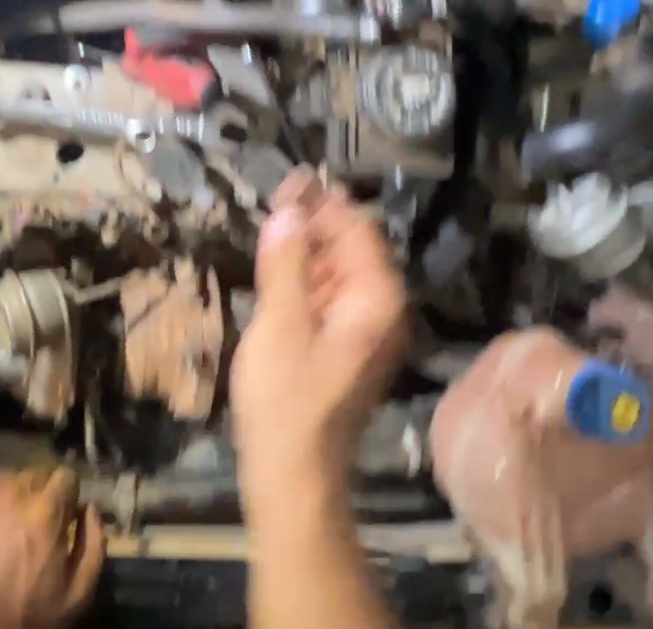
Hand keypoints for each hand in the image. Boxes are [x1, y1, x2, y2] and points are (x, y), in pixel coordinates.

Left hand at [0, 467, 105, 628]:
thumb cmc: (22, 614)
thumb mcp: (74, 595)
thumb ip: (93, 545)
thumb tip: (90, 509)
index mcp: (47, 510)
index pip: (67, 476)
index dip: (67, 497)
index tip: (62, 517)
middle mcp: (15, 491)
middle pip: (37, 475)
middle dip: (41, 495)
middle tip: (34, 526)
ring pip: (9, 479)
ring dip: (14, 497)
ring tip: (7, 527)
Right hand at [231, 176, 406, 499]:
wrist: (292, 473)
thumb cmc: (286, 398)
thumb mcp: (280, 323)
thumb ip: (285, 263)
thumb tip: (288, 212)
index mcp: (375, 300)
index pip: (356, 230)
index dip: (323, 202)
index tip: (289, 180)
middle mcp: (380, 309)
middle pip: (349, 248)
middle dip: (314, 221)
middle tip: (276, 197)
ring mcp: (363, 329)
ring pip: (336, 270)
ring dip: (306, 245)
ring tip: (272, 221)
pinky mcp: (343, 345)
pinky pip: (327, 296)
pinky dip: (304, 275)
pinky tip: (277, 263)